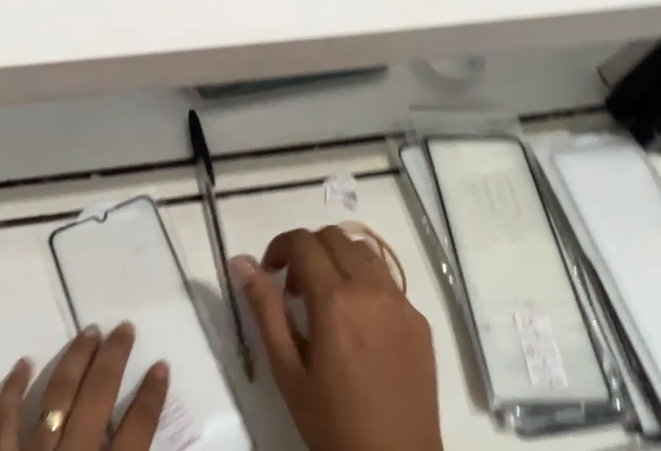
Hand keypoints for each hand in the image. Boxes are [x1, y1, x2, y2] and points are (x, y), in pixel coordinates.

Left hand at [0, 322, 170, 450]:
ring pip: (57, 397)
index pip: (137, 429)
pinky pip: (4, 421)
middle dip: (113, 359)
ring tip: (89, 332)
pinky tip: (24, 363)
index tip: (161, 365)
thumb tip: (139, 430)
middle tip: (124, 328)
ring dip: (74, 361)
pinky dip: (13, 390)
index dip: (151, 396)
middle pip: (98, 398)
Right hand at [232, 227, 442, 450]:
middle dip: (307, 251)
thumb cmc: (333, 423)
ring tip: (326, 301)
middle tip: (295, 291)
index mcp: (335, 301)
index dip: (279, 248)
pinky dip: (364, 282)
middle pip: (334, 237)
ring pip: (363, 251)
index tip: (270, 274)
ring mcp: (401, 302)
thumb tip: (241, 261)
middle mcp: (371, 289)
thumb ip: (265, 309)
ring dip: (338, 260)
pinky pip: (388, 279)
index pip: (302, 242)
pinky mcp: (419, 320)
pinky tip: (357, 323)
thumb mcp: (287, 370)